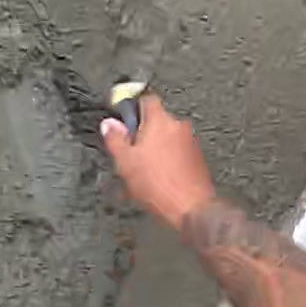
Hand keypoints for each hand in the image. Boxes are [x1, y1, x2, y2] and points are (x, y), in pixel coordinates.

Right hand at [99, 94, 217, 229]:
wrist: (190, 207)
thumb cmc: (159, 184)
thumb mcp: (125, 161)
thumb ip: (115, 139)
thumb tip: (109, 124)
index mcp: (159, 120)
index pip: (145, 99)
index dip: (132, 108)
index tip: (123, 120)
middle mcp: (178, 126)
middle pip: (155, 122)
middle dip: (142, 135)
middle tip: (129, 154)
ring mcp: (190, 142)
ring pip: (166, 139)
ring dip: (154, 150)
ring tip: (143, 173)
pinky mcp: (196, 159)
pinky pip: (176, 154)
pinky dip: (166, 162)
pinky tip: (157, 181)